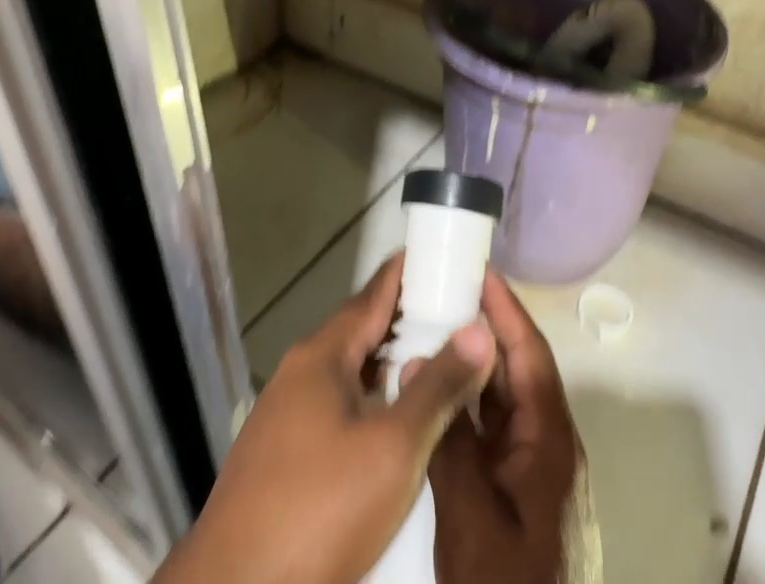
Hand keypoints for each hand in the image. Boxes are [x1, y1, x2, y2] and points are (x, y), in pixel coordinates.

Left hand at [156, 255, 495, 583]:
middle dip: (412, 321)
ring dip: (396, 365)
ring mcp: (287, 414)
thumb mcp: (394, 446)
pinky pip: (340, 407)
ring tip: (446, 366)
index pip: (374, 294)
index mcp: (322, 357)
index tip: (451, 259)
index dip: (412, 273)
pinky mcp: (285, 452)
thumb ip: (438, 386)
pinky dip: (375, 400)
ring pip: (352, 374)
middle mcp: (300, 374)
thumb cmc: (322, 505)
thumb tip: (478, 328)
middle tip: (466, 318)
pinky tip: (401, 423)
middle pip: (364, 332)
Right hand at [430, 272, 586, 583]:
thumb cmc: (503, 579)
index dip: (507, 312)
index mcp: (549, 443)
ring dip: (471, 365)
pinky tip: (430, 394)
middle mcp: (545, 446)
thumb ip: (448, 440)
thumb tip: (420, 366)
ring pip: (501, 400)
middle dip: (484, 330)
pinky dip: (463, 404)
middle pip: (517, 372)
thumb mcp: (472, 513)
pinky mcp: (511, 487)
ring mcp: (529, 468)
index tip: (479, 273)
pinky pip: (488, 429)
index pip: (531, 358)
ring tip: (430, 329)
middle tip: (442, 293)